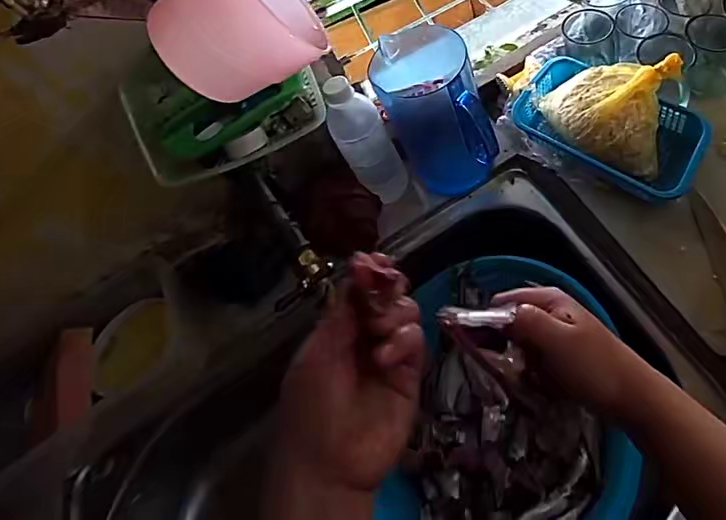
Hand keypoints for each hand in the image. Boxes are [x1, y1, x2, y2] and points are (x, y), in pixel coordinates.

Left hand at [270, 254, 422, 516]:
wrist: (329, 466)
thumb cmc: (310, 410)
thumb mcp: (316, 356)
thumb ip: (342, 313)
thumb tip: (358, 269)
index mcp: (339, 330)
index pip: (360, 291)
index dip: (369, 272)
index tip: (374, 259)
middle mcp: (366, 335)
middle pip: (388, 295)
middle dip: (388, 284)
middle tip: (386, 281)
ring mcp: (390, 352)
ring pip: (406, 311)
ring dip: (393, 313)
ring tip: (378, 331)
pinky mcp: (410, 371)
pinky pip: (415, 339)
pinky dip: (403, 339)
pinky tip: (385, 356)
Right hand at [492, 287, 654, 421]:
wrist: (631, 396)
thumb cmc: (594, 365)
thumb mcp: (558, 342)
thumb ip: (527, 322)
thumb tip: (494, 310)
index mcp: (548, 300)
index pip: (502, 302)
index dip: (481, 319)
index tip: (462, 342)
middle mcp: (549, 311)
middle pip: (507, 322)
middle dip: (496, 344)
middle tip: (490, 367)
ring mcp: (554, 334)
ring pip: (517, 345)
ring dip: (512, 362)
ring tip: (514, 378)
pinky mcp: (558, 357)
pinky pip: (530, 362)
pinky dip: (526, 373)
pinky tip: (531, 385)